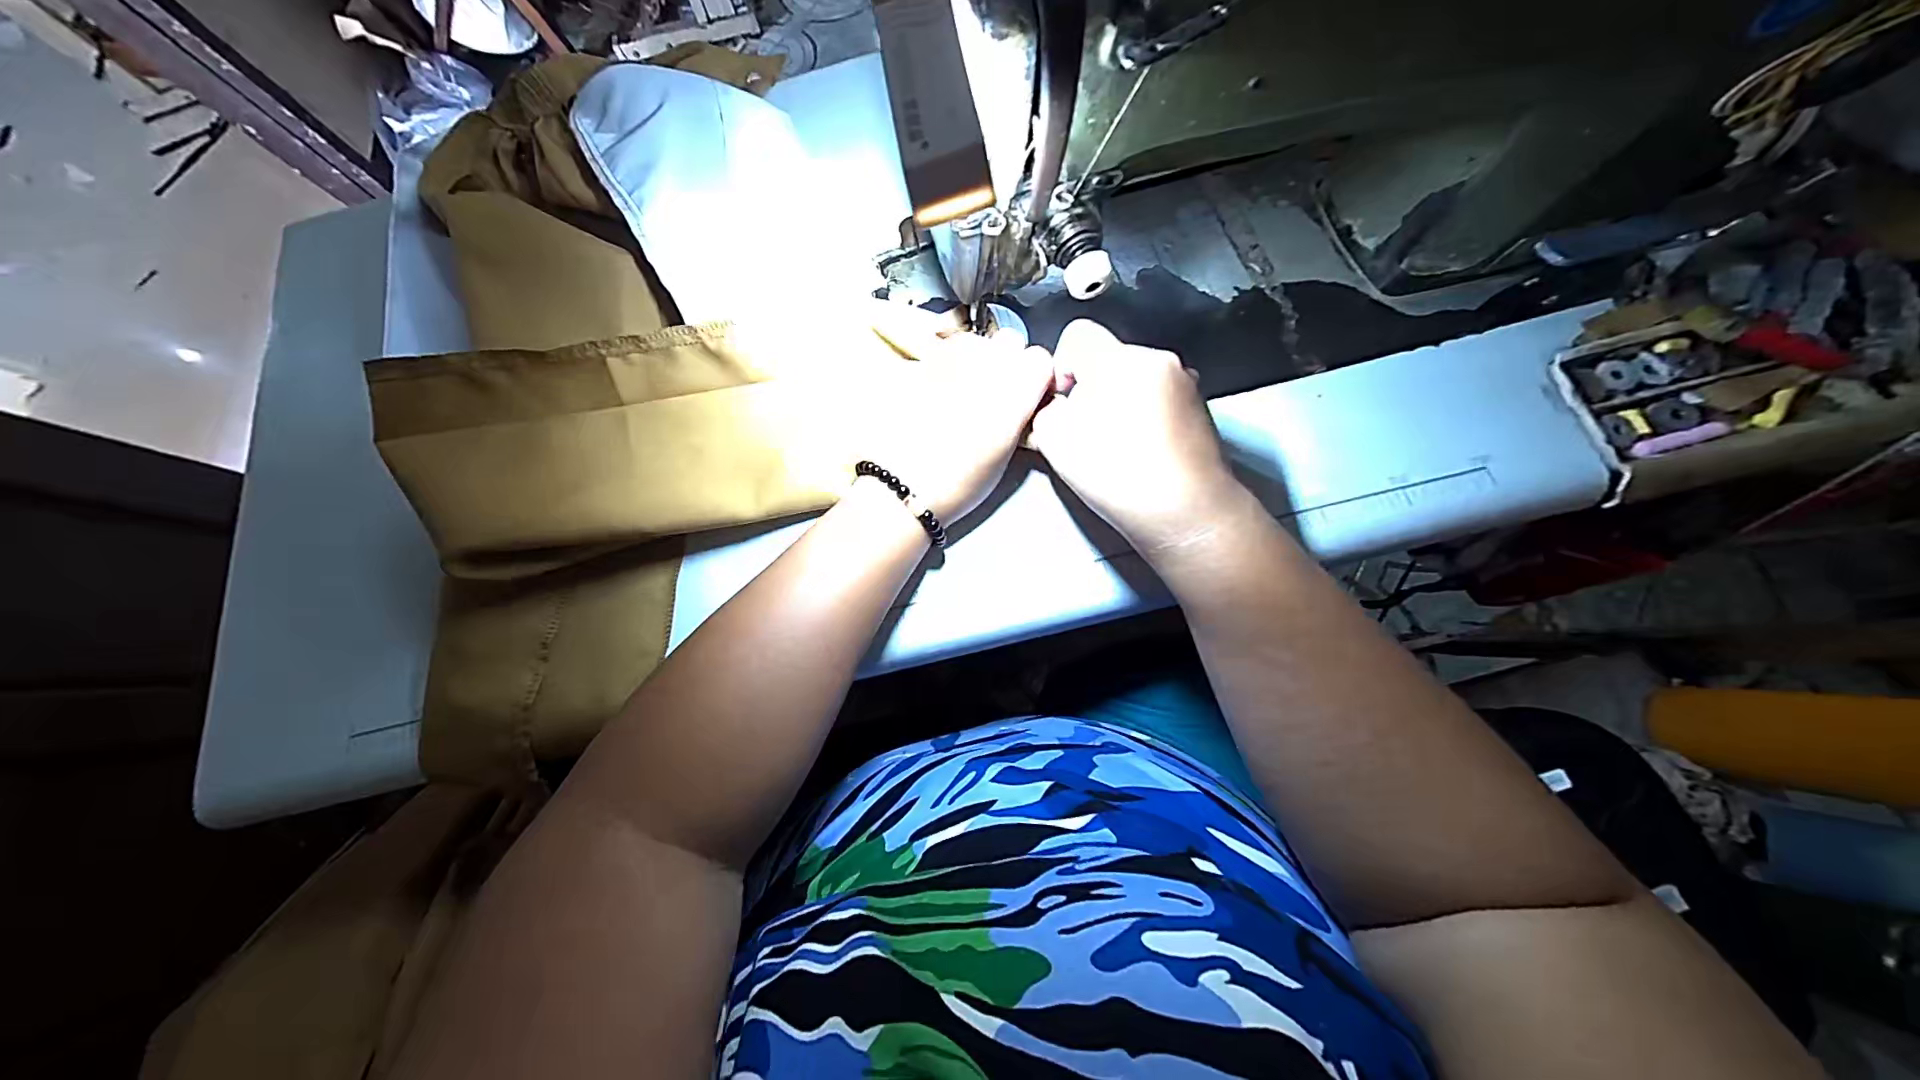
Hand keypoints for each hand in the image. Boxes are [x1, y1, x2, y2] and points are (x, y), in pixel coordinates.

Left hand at [856, 313, 1052, 524]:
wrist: (902, 484)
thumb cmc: (956, 482)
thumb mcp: (1005, 454)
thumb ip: (1021, 417)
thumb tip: (1025, 405)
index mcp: (1017, 386)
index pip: (1040, 359)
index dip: (1035, 377)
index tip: (1029, 395)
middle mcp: (986, 361)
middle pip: (1009, 342)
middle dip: (1006, 363)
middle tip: (995, 396)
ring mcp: (949, 355)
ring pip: (974, 342)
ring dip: (975, 360)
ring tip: (963, 395)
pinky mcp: (918, 360)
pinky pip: (942, 352)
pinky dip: (944, 366)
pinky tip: (936, 394)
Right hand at [1029, 320, 1247, 557]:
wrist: (1186, 512)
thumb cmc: (1118, 475)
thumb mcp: (1054, 441)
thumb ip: (1044, 408)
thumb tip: (1054, 402)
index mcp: (1119, 359)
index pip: (1075, 335)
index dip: (1059, 368)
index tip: (1062, 404)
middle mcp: (1157, 358)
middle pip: (1106, 358)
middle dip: (1091, 386)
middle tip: (1085, 431)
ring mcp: (1183, 380)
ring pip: (1133, 378)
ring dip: (1119, 400)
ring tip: (1117, 444)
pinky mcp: (1198, 404)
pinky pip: (1157, 395)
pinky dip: (1144, 413)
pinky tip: (1142, 449)